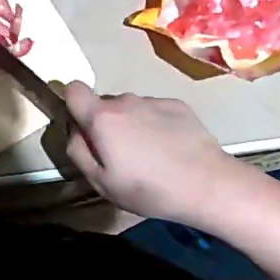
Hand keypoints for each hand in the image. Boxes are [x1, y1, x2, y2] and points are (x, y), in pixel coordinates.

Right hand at [64, 82, 265, 227]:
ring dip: (129, 124)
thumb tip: (74, 131)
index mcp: (102, 118)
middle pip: (103, 104)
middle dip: (102, 123)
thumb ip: (78, 151)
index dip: (72, 104)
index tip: (80, 126)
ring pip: (129, 108)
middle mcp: (126, 101)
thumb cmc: (147, 189)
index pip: (74, 90)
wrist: (208, 185)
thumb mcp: (100, 181)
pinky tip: (167, 149)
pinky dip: (153, 124)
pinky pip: (153, 111)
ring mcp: (154, 100)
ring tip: (146, 154)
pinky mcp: (179, 105)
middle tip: (116, 154)